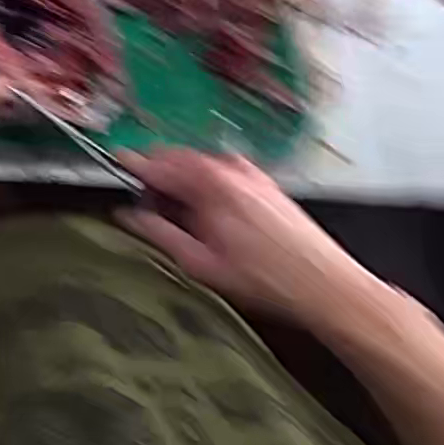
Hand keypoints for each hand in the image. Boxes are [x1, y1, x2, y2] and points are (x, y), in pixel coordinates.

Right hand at [113, 146, 388, 334]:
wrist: (328, 287)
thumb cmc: (267, 279)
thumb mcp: (199, 262)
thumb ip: (157, 232)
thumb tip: (127, 216)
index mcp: (208, 184)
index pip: (156, 165)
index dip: (130, 164)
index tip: (114, 161)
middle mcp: (228, 170)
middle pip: (175, 158)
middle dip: (155, 172)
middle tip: (144, 197)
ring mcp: (249, 173)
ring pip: (197, 162)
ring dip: (179, 175)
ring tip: (175, 206)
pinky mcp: (263, 182)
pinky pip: (220, 168)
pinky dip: (203, 178)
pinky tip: (205, 206)